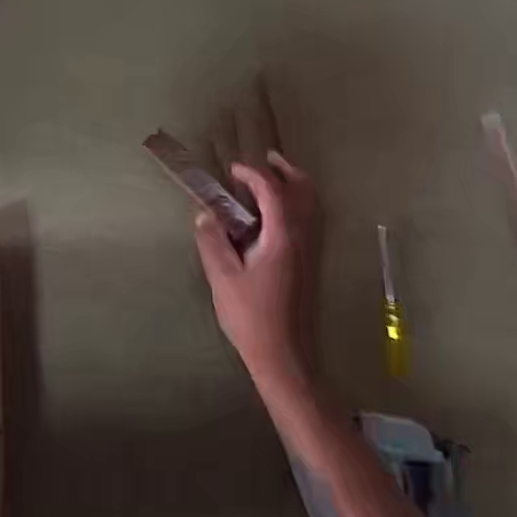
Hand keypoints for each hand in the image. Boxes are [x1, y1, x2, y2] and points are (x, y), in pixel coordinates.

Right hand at [192, 150, 319, 382]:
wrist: (285, 355)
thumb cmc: (251, 317)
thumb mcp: (223, 279)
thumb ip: (213, 242)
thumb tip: (205, 215)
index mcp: (283, 236)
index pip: (273, 191)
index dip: (253, 174)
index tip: (233, 170)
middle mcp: (304, 238)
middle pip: (303, 191)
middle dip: (285, 170)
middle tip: (266, 160)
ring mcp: (311, 251)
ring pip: (311, 206)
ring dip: (295, 186)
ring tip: (273, 180)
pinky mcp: (310, 265)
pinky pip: (310, 221)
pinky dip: (298, 205)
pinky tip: (278, 217)